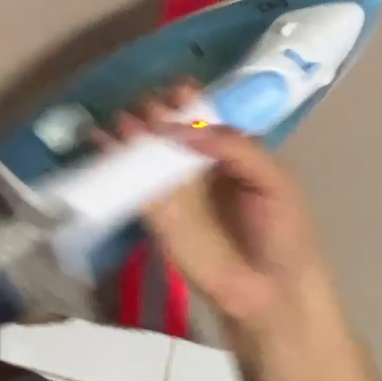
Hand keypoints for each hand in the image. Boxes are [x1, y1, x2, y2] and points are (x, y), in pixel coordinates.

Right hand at [104, 83, 332, 339]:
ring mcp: (169, 184)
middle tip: (152, 111)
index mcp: (227, 148)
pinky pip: (127, 178)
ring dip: (129, 127)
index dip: (186, 97)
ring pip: (142, 146)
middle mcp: (193, 161)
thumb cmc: (282, 233)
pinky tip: (99, 137)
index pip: (200, 112)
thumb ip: (235, 147)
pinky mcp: (150, 209)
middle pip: (165, 123)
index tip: (177, 90)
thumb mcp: (274, 180)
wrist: (269, 290)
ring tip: (125, 121)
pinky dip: (109, 156)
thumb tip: (180, 129)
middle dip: (154, 109)